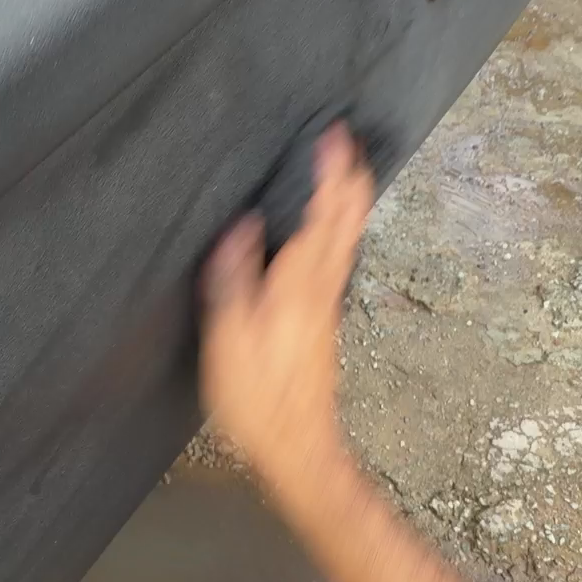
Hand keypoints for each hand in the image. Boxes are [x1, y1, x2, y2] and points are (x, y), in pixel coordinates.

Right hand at [199, 124, 374, 486]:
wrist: (297, 446)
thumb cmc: (259, 400)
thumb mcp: (229, 341)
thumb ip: (234, 279)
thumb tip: (241, 229)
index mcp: (298, 287)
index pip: (322, 215)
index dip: (330, 172)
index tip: (333, 134)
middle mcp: (321, 292)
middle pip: (347, 222)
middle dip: (352, 177)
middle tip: (350, 141)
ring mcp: (326, 309)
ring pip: (347, 241)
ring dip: (349, 203)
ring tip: (346, 173)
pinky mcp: (322, 326)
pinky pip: (337, 264)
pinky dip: (339, 234)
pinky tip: (330, 235)